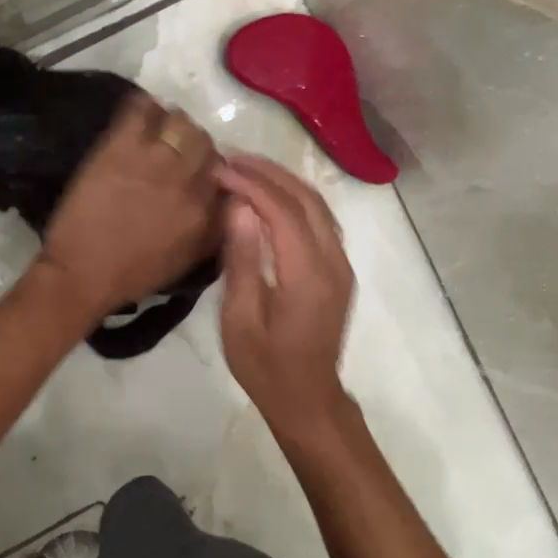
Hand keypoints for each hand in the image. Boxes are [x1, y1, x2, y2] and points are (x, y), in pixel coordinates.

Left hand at [35, 94, 221, 320]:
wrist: (81, 273)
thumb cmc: (132, 274)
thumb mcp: (188, 259)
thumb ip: (214, 229)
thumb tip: (228, 200)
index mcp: (206, 211)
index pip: (223, 171)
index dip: (209, 165)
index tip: (195, 168)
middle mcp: (187, 181)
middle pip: (204, 141)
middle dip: (192, 143)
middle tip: (173, 147)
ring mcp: (153, 160)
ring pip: (179, 122)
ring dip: (170, 124)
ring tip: (156, 132)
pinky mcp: (120, 148)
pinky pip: (141, 110)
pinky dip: (142, 107)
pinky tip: (138, 115)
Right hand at [216, 155, 356, 430]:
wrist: (306, 398)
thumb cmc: (264, 365)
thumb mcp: (240, 318)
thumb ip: (242, 259)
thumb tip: (238, 207)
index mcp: (308, 274)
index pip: (282, 210)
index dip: (250, 184)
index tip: (217, 169)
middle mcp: (332, 261)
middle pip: (305, 199)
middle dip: (267, 172)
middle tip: (228, 158)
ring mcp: (340, 265)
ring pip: (317, 205)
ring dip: (283, 181)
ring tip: (245, 169)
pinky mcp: (338, 270)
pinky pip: (320, 220)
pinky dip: (294, 199)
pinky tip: (269, 196)